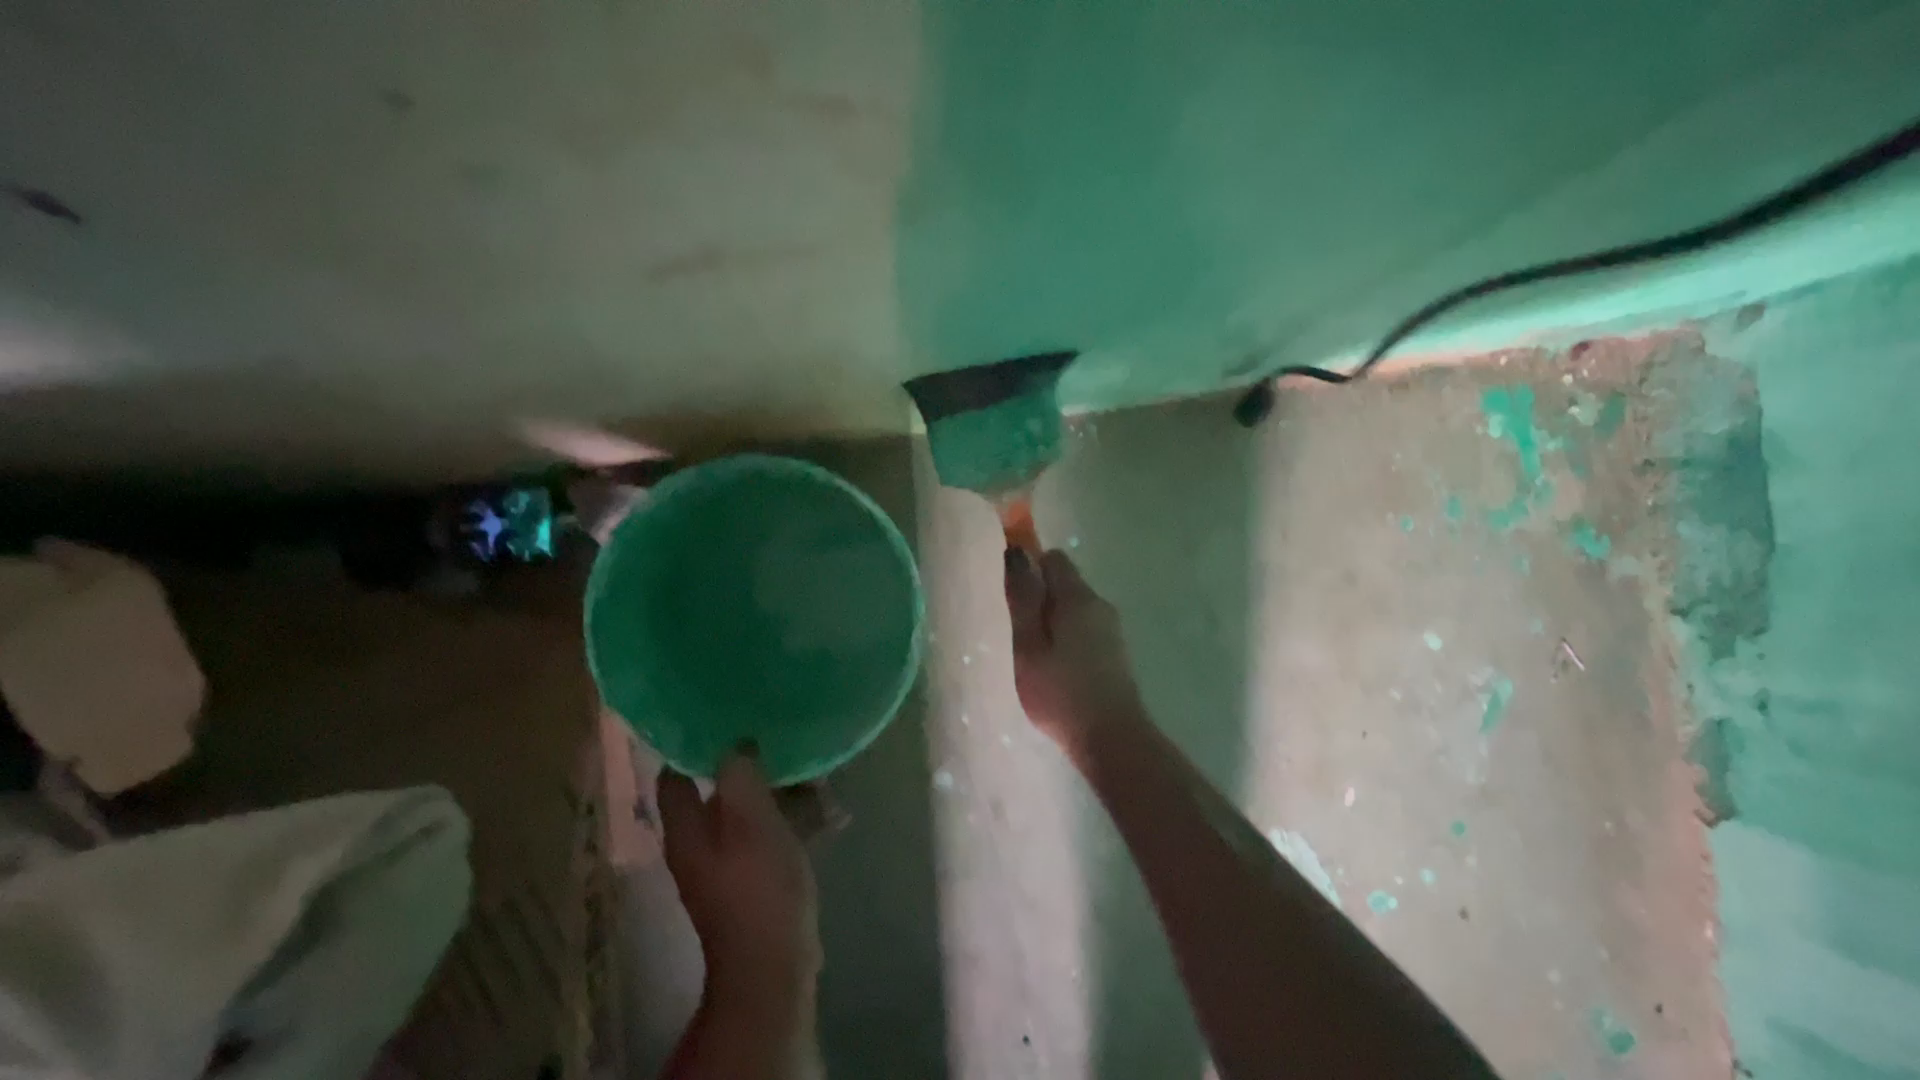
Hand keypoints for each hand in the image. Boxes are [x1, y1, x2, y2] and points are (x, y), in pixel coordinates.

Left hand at [657, 751, 820, 997]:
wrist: (772, 966)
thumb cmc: (757, 887)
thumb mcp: (750, 821)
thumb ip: (739, 775)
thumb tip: (736, 743)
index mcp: (686, 828)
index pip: (673, 775)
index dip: (692, 745)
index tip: (725, 718)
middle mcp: (699, 845)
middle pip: (717, 792)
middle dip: (751, 767)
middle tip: (784, 743)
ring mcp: (727, 866)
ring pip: (749, 814)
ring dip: (780, 794)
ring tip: (820, 779)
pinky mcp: (755, 883)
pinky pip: (771, 839)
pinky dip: (794, 823)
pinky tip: (832, 816)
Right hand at [1003, 548, 1146, 751]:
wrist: (1111, 738)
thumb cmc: (1060, 693)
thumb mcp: (1028, 646)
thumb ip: (1022, 599)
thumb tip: (1017, 553)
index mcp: (1078, 598)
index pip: (1053, 559)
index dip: (1029, 567)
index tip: (1011, 597)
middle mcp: (1100, 605)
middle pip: (1065, 583)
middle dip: (1040, 599)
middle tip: (1019, 635)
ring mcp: (1112, 630)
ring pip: (1075, 609)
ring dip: (1053, 622)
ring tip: (1035, 658)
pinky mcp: (1116, 653)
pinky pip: (1085, 630)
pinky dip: (1067, 639)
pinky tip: (1057, 671)